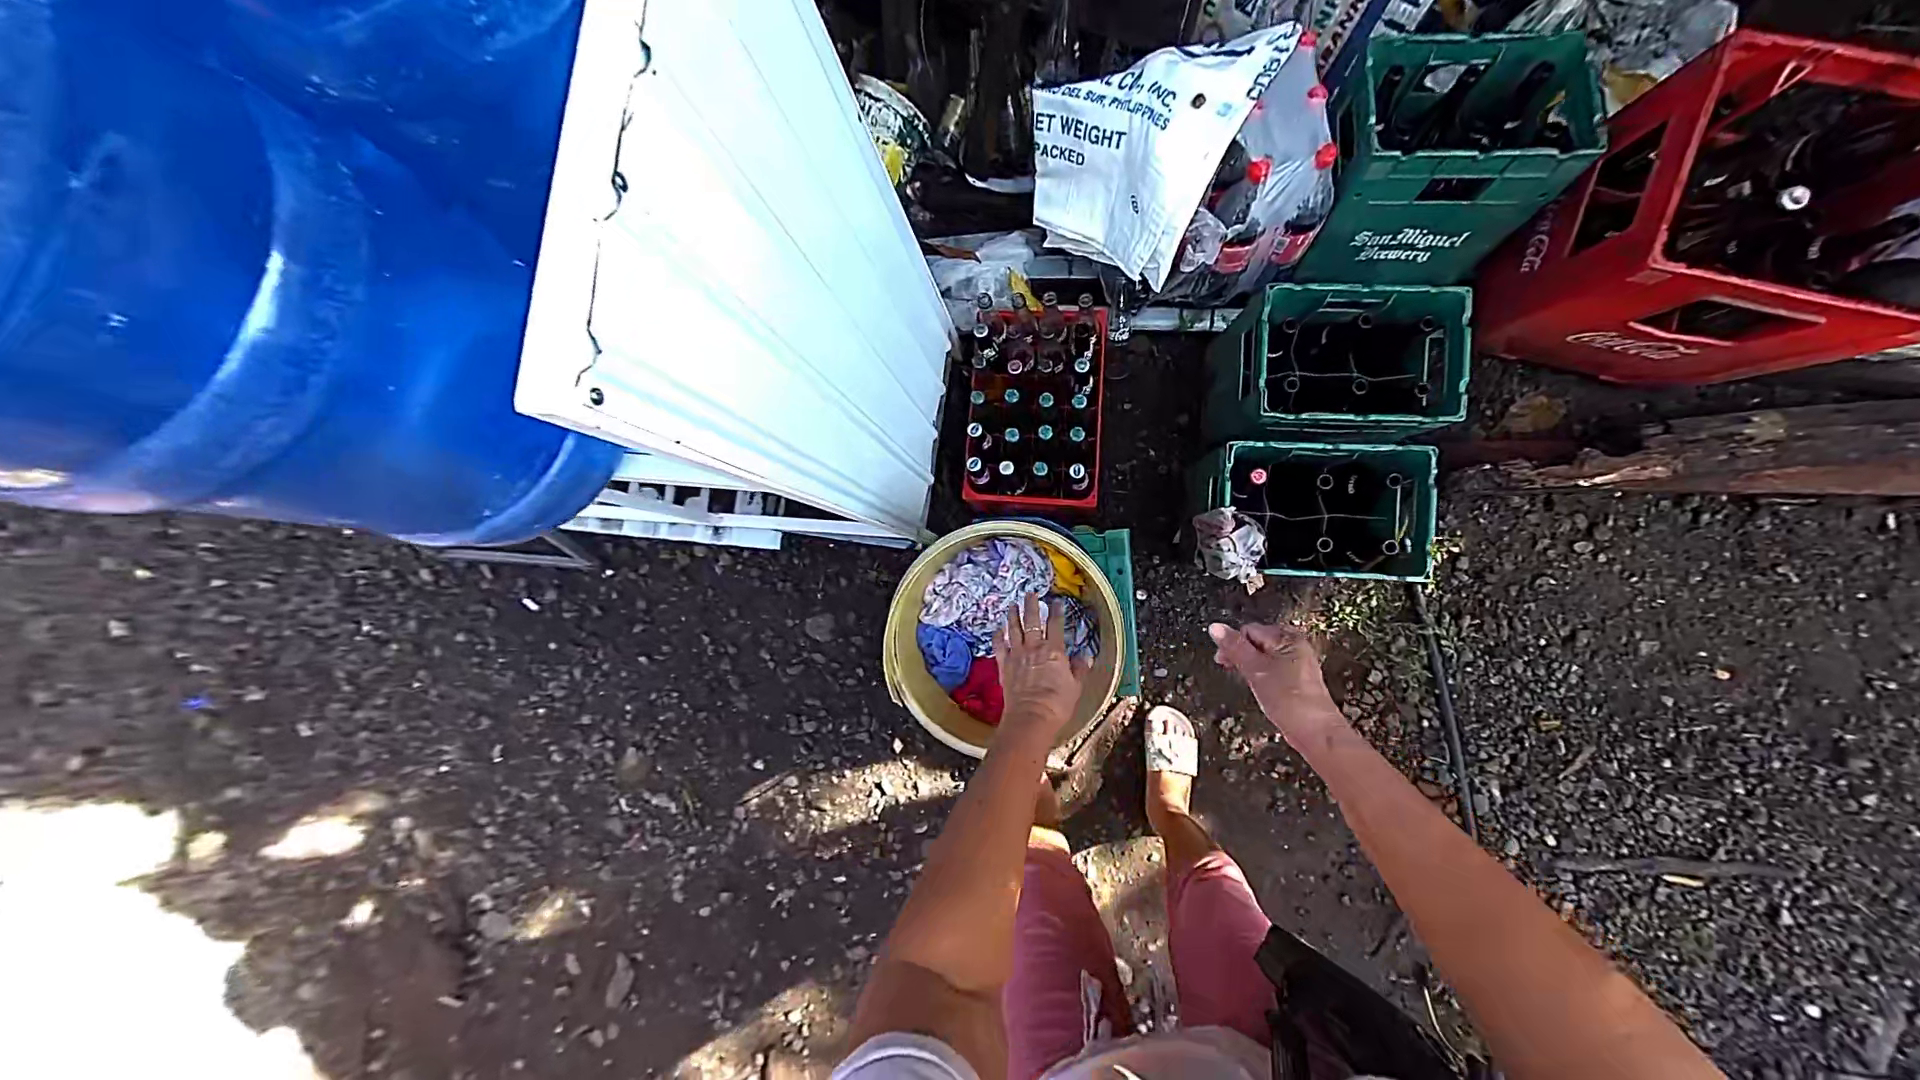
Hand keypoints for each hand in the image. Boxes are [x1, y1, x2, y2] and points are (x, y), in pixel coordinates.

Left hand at [995, 593, 1090, 745]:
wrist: (1031, 717)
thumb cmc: (1057, 704)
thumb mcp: (1076, 686)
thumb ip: (1080, 668)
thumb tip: (1086, 656)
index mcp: (1054, 651)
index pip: (1056, 625)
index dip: (1056, 611)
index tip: (1056, 601)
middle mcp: (1034, 648)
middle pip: (1032, 620)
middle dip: (1031, 605)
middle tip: (1030, 593)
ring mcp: (1017, 655)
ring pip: (1014, 629)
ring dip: (1013, 616)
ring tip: (1012, 605)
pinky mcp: (1004, 665)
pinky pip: (999, 646)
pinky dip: (998, 636)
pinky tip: (997, 630)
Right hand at [1208, 622, 1345, 747]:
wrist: (1314, 731)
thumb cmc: (1290, 700)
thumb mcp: (1254, 669)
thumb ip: (1234, 647)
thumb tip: (1216, 628)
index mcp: (1288, 638)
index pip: (1248, 631)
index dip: (1233, 645)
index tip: (1224, 660)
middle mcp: (1296, 647)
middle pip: (1256, 642)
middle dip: (1241, 655)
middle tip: (1234, 671)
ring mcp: (1297, 663)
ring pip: (1263, 657)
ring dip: (1250, 667)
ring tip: (1250, 682)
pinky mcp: (1296, 680)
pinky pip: (1271, 669)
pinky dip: (1261, 676)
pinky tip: (1261, 688)